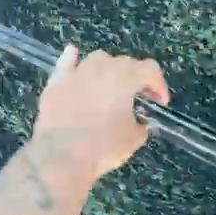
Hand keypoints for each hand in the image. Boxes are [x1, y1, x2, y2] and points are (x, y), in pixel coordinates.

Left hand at [28, 45, 169, 186]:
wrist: (60, 158)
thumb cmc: (103, 147)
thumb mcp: (135, 138)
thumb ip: (142, 123)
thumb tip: (138, 119)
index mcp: (126, 78)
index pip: (151, 70)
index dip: (159, 85)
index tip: (159, 104)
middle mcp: (103, 67)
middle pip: (126, 62)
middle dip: (136, 78)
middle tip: (138, 98)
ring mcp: (77, 72)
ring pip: (99, 59)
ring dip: (109, 69)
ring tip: (109, 86)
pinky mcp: (56, 82)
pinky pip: (67, 63)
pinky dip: (73, 60)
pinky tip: (74, 56)